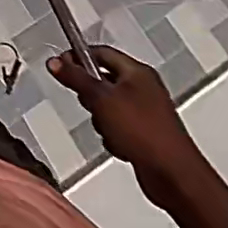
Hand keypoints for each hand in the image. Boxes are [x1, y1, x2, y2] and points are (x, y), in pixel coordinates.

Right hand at [49, 46, 204, 208]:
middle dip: (91, 95)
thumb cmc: (144, 132)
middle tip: (91, 104)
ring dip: (101, 119)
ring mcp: (145, 111)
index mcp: (137, 72)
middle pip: (103, 80)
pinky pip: (117, 126)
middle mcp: (143, 88)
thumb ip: (76, 79)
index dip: (78, 57)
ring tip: (109, 129)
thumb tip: (56, 62)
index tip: (61, 66)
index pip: (101, 53)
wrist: (171, 174)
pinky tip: (119, 144)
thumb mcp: (102, 100)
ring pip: (107, 106)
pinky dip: (112, 135)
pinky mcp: (144, 132)